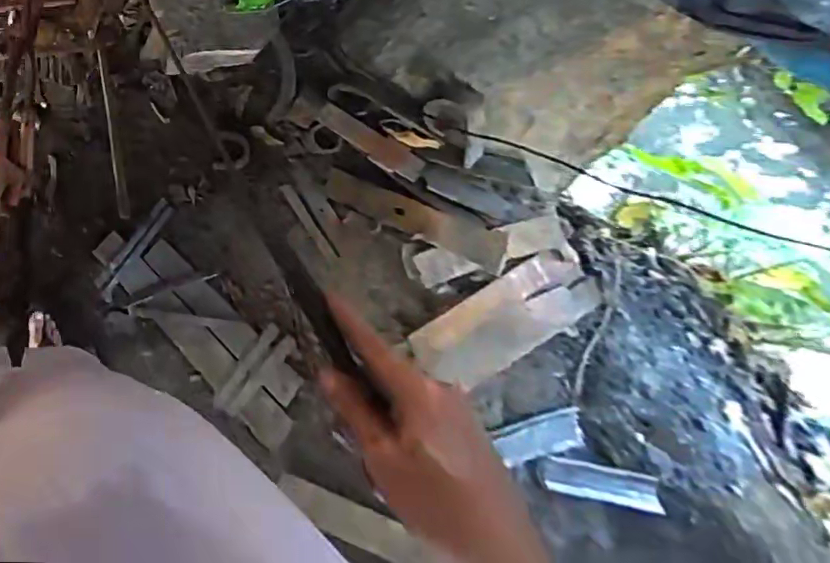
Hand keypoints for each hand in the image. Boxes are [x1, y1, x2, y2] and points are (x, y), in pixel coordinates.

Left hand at [0, 125, 21, 246]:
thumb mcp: (0, 164)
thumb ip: (15, 166)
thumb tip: (19, 177)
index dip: (13, 133)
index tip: (28, 143)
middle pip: (3, 156)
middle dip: (18, 165)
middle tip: (25, 175)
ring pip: (4, 178)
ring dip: (14, 186)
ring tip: (16, 196)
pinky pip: (0, 196)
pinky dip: (7, 199)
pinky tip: (11, 205)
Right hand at [319, 293, 549, 562]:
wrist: (502, 547)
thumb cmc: (435, 501)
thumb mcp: (383, 460)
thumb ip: (355, 412)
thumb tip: (327, 371)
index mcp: (416, 389)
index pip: (372, 345)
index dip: (347, 319)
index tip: (328, 293)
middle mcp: (439, 386)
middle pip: (388, 370)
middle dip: (362, 379)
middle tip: (338, 400)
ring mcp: (457, 405)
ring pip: (405, 392)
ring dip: (383, 404)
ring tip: (371, 441)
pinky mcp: (467, 426)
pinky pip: (422, 407)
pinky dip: (402, 415)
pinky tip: (399, 449)